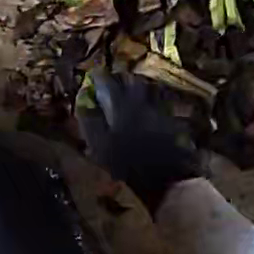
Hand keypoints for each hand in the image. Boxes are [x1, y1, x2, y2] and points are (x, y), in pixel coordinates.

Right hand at [76, 70, 202, 208]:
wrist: (163, 177)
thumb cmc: (125, 162)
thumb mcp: (98, 144)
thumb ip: (89, 118)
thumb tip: (83, 98)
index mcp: (120, 102)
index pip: (106, 79)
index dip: (97, 76)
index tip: (91, 77)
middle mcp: (139, 98)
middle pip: (129, 78)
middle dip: (117, 78)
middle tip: (110, 83)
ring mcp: (157, 105)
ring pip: (146, 85)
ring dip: (135, 84)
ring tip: (128, 91)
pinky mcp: (170, 116)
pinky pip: (159, 98)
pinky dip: (150, 96)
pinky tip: (147, 105)